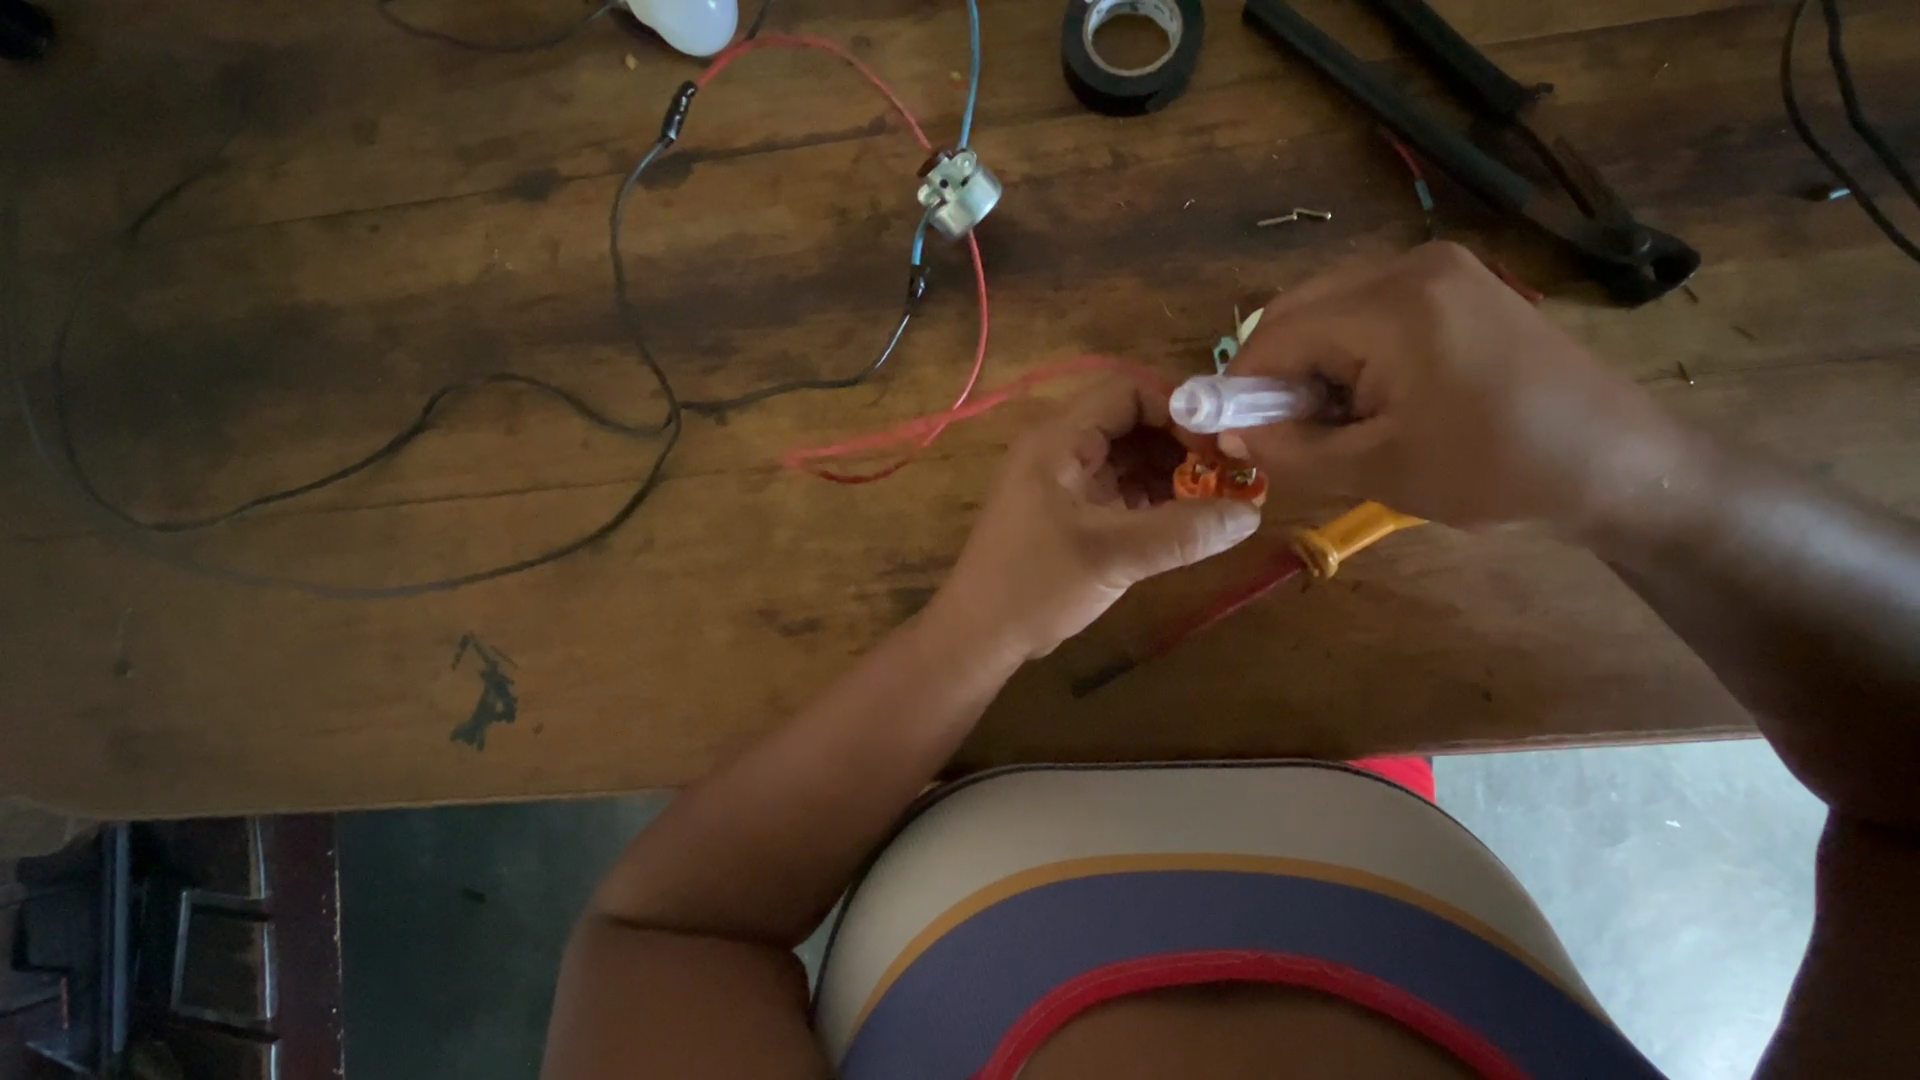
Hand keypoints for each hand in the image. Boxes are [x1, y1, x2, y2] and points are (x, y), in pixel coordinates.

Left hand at [929, 376, 1263, 662]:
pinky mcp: (1069, 510)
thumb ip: (1184, 531)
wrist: (979, 635)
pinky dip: (1152, 497)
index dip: (1177, 409)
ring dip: (1170, 472)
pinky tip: (1185, 520)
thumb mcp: (1115, 555)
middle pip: (1131, 420)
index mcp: (1058, 440)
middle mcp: (1059, 448)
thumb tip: (1250, 513)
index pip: (1126, 391)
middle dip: (1180, 442)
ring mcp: (1063, 480)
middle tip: (1226, 474)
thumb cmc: (1036, 585)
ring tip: (1214, 500)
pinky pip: (1119, 487)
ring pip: (1128, 456)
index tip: (1219, 444)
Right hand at [1219, 242, 1690, 532]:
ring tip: (1332, 422)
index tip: (1227, 437)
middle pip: (1297, 312)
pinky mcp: (1457, 285)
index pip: (1275, 336)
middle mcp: (1411, 265)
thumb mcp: (1376, 470)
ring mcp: (1439, 269)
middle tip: (1282, 434)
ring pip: (1327, 310)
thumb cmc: (1496, 472)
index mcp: (1393, 306)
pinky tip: (1368, 399)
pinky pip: (1367, 311)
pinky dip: (1345, 353)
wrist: (1620, 466)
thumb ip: (1288, 449)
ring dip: (1307, 365)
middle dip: (1273, 375)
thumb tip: (1226, 434)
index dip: (1238, 388)